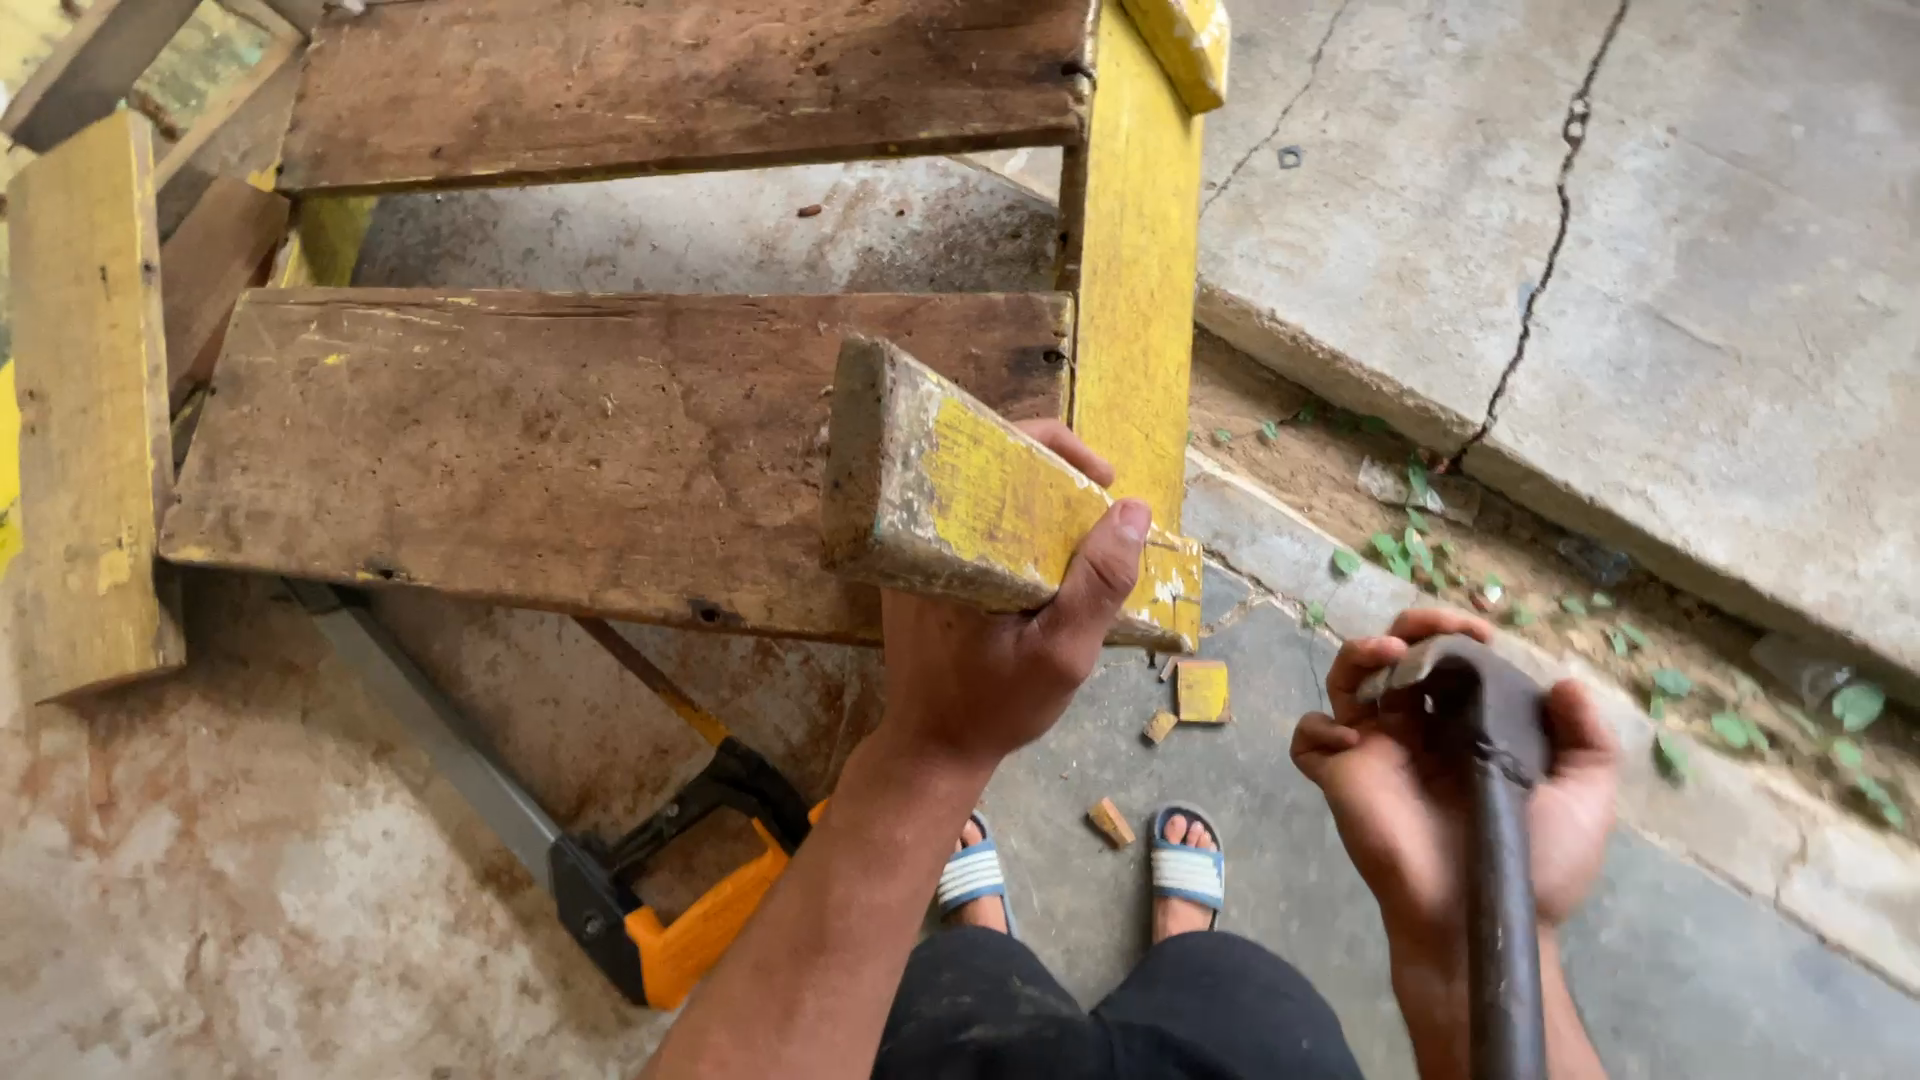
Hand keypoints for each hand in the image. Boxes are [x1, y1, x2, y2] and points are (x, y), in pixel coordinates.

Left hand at [878, 420, 1150, 769]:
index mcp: (956, 542)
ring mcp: (919, 553)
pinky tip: (1043, 564)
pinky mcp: (920, 574)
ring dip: (1037, 506)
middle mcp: (927, 535)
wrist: (932, 748)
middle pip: (994, 467)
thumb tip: (1133, 510)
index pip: (1000, 448)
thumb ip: (1099, 585)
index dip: (1061, 447)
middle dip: (1056, 477)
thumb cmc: (996, 707)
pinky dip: (1014, 532)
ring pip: (985, 497)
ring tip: (1079, 539)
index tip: (1104, 480)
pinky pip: (973, 528)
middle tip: (1097, 514)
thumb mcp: (1062, 654)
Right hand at [1290, 609, 1618, 970]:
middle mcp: (1411, 729)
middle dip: (1405, 629)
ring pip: (1343, 681)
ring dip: (1356, 655)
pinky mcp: (1337, 773)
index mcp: (1461, 728)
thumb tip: (1567, 682)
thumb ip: (1589, 743)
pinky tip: (1352, 743)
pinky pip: (1307, 738)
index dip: (1452, 635)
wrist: (1479, 916)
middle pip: (1391, 659)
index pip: (1446, 664)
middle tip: (1419, 630)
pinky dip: (1319, 729)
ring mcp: (1370, 749)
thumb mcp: (1582, 802)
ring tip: (1384, 653)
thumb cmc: (1533, 864)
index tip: (1475, 630)